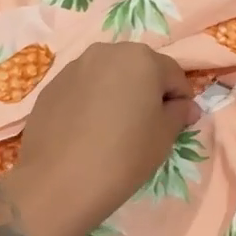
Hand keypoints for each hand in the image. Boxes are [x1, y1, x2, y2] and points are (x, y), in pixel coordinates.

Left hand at [15, 42, 197, 229]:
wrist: (58, 182)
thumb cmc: (124, 156)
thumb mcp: (164, 137)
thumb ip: (179, 113)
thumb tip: (184, 106)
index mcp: (141, 58)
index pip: (174, 75)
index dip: (180, 100)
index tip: (177, 126)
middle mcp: (106, 52)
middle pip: (139, 69)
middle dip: (147, 92)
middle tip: (145, 127)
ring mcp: (74, 67)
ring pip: (109, 77)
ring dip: (118, 95)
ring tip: (114, 131)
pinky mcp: (51, 87)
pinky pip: (83, 90)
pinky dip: (92, 103)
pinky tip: (88, 133)